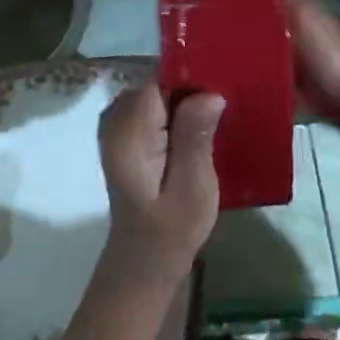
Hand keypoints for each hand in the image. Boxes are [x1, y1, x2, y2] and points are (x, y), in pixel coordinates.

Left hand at [97, 85, 223, 283]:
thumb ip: (195, 136)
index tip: (222, 86)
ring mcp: (115, 123)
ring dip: (184, 99)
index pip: (160, 79)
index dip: (192, 78)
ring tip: (215, 114)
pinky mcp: (123, 131)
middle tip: (224, 104)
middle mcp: (115, 117)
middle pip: (157, 81)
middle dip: (190, 87)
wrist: (143, 260)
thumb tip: (209, 92)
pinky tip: (194, 128)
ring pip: (156, 90)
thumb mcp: (193, 187)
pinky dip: (173, 110)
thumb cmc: (171, 229)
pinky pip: (151, 104)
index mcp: (129, 129)